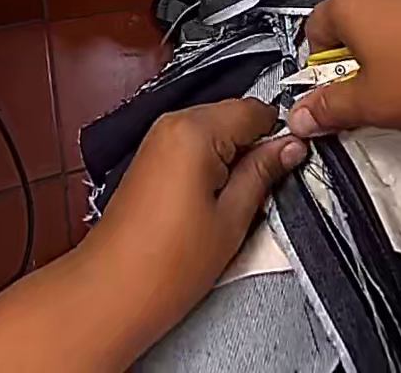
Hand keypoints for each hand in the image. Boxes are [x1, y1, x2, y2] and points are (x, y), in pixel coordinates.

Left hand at [84, 99, 305, 325]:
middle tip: (263, 186)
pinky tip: (211, 196)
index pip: (255, 109)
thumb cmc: (166, 264)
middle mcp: (174, 121)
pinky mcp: (152, 151)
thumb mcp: (232, 218)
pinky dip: (210, 158)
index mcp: (196, 129)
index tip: (290, 160)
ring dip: (232, 152)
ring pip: (215, 126)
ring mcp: (159, 134)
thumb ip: (263, 172)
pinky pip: (194, 139)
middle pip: (233, 114)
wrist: (110, 292)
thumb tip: (290, 146)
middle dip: (253, 144)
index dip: (278, 134)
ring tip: (234, 197)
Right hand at [288, 0, 400, 140]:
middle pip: (350, 15)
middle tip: (375, 88)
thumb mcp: (373, 105)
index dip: (320, 64)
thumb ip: (330, 108)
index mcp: (350, 1)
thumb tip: (300, 116)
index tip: (337, 92)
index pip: (314, 29)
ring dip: (388, 40)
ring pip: (387, 11)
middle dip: (355, 51)